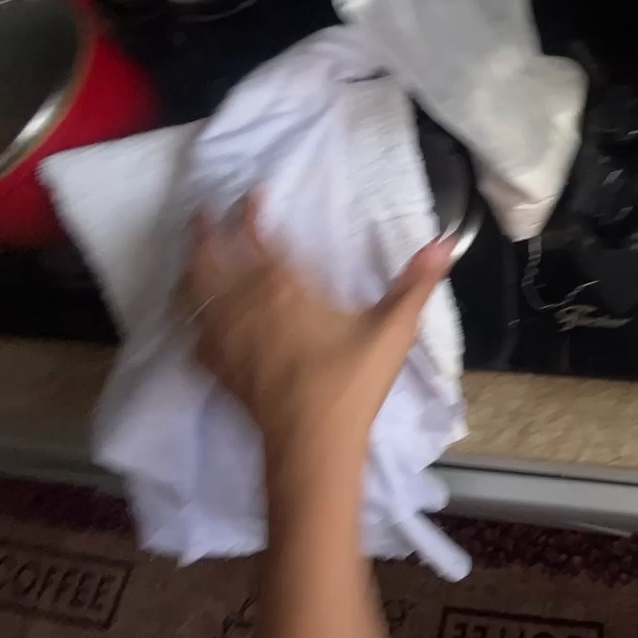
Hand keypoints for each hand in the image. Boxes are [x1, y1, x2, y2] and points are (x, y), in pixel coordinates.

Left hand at [180, 197, 452, 485]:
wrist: (311, 444)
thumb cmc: (351, 381)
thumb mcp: (393, 329)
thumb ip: (417, 283)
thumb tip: (448, 241)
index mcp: (283, 290)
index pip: (257, 240)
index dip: (250, 213)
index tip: (251, 193)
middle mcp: (244, 307)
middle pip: (210, 260)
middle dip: (205, 232)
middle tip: (203, 211)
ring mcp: (225, 339)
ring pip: (193, 293)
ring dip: (190, 268)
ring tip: (193, 254)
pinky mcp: (218, 369)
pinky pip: (194, 332)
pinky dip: (192, 315)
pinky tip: (200, 317)